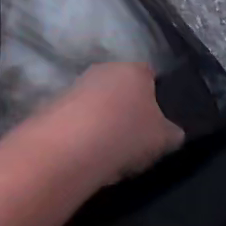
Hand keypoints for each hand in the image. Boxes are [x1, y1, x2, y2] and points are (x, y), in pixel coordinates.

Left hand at [34, 62, 184, 183]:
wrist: (72, 147)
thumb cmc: (129, 133)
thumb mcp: (166, 138)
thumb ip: (172, 132)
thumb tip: (173, 133)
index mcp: (134, 70)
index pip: (150, 74)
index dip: (157, 95)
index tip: (158, 120)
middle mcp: (103, 70)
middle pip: (121, 88)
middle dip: (127, 108)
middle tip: (135, 137)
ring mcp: (75, 87)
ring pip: (98, 104)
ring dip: (104, 123)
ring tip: (110, 153)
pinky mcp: (52, 107)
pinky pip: (78, 121)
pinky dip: (84, 135)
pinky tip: (89, 156)